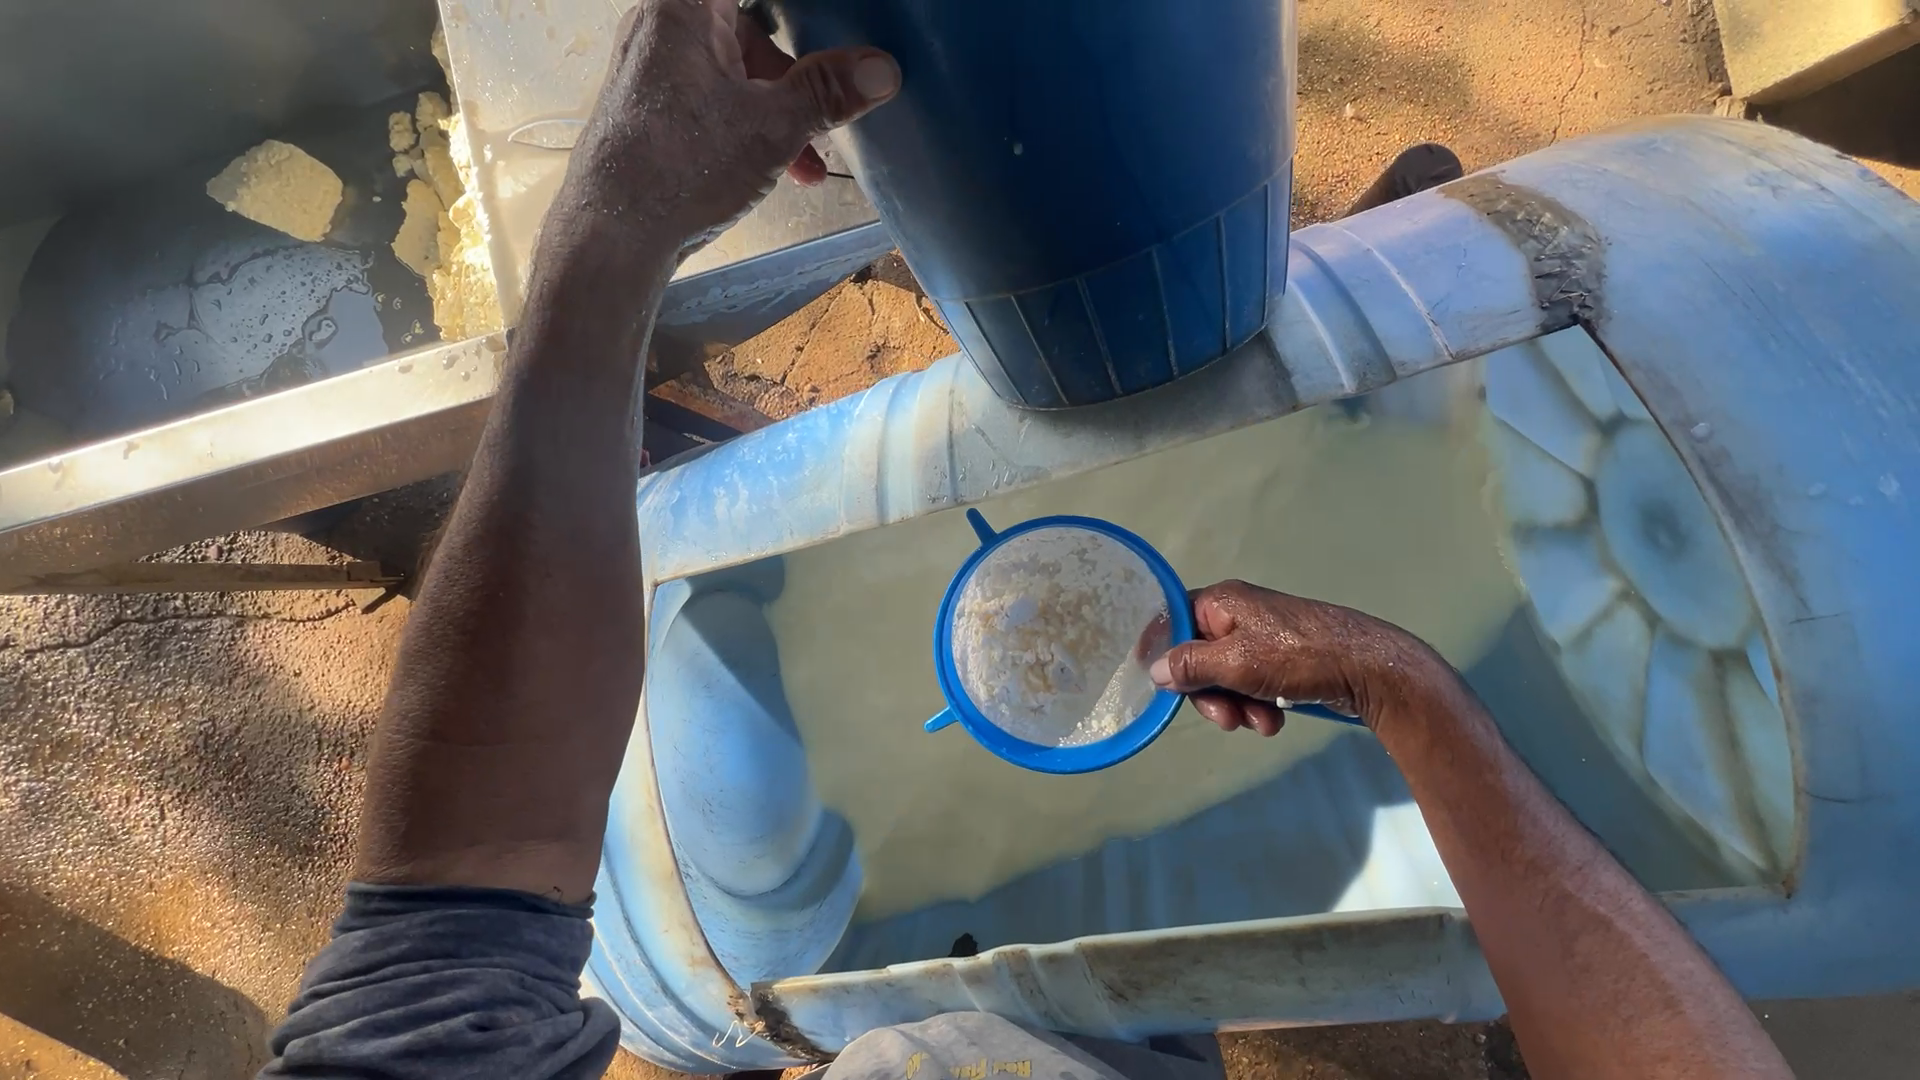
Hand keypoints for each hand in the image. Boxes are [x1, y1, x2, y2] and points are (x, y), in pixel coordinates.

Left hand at [564, 0, 900, 249]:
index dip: (798, 13)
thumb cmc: (686, 165)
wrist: (616, 232)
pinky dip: (751, 129)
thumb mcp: (771, 127)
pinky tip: (776, 171)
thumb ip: (826, 92)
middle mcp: (665, 26)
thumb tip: (884, 68)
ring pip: (737, 74)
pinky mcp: (657, 110)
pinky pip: (717, 103)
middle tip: (828, 112)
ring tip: (809, 164)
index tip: (829, 29)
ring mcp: (658, 70)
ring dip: (780, 115)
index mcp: (687, 6)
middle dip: (796, 78)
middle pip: (749, 28)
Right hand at [1147, 580, 1450, 735]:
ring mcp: (1261, 637)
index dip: (1161, 652)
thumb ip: (1190, 666)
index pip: (1173, 620)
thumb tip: (1153, 670)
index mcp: (1221, 602)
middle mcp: (1237, 615)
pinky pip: (1251, 683)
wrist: (1372, 670)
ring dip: (1237, 705)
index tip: (1158, 686)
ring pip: (1225, 676)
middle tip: (1227, 719)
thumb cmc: (1298, 657)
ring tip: (1262, 723)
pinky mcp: (1281, 659)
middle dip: (1210, 694)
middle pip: (1198, 656)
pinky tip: (1275, 719)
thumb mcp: (1235, 664)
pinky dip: (1257, 704)